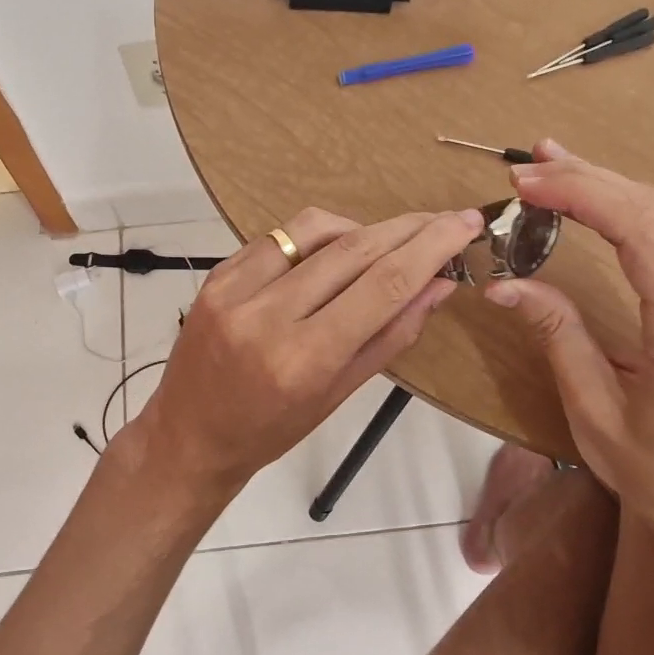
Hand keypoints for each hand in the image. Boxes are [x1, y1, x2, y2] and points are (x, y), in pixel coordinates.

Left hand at [129, 206, 485, 496]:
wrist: (189, 434)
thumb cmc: (270, 430)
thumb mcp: (339, 394)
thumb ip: (391, 335)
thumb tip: (438, 284)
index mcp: (304, 359)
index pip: (383, 286)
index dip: (431, 247)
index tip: (464, 222)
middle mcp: (268, 317)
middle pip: (354, 250)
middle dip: (408, 228)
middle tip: (444, 219)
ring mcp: (236, 291)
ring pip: (316, 229)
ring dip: (364, 227)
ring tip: (390, 240)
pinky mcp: (218, 275)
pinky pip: (280, 237)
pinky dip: (318, 236)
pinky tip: (336, 250)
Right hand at [485, 141, 653, 527]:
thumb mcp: (594, 408)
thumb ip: (557, 334)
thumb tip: (504, 285)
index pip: (640, 229)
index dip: (580, 194)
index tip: (526, 184)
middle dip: (588, 179)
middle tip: (529, 164)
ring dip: (608, 187)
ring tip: (555, 163)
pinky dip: (629, 213)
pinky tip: (598, 202)